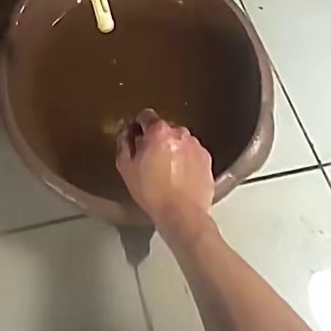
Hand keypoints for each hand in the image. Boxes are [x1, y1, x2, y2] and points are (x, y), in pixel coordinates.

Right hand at [116, 109, 215, 242]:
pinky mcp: (206, 159)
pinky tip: (180, 177)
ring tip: (167, 172)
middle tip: (151, 160)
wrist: (182, 215)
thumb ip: (124, 144)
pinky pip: (192, 153)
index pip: (146, 116)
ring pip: (179, 140)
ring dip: (173, 149)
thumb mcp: (127, 168)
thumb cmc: (153, 192)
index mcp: (158, 131)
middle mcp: (179, 132)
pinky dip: (186, 160)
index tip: (137, 138)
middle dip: (157, 140)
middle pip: (164, 128)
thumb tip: (126, 134)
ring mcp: (195, 145)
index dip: (140, 126)